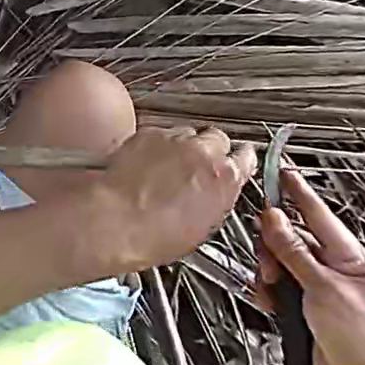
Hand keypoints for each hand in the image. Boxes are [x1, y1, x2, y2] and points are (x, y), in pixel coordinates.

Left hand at [87, 126, 256, 272]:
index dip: (241, 160)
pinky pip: (161, 133)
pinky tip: (149, 162)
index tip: (238, 161)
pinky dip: (159, 144)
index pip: (246, 157)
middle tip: (198, 166)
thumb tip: (215, 192)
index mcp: (225, 178)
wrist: (119, 217)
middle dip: (211, 149)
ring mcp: (175, 139)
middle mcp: (203, 151)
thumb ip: (217, 198)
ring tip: (170, 166)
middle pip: (217, 138)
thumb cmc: (158, 232)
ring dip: (183, 146)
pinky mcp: (149, 132)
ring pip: (188, 133)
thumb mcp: (205, 225)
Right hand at [257, 168, 364, 364]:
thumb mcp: (325, 289)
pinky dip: (272, 290)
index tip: (282, 170)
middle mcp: (339, 272)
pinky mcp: (310, 310)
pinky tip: (273, 300)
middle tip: (266, 255)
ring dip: (271, 270)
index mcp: (354, 260)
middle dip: (275, 245)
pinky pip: (282, 286)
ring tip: (271, 285)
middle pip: (294, 239)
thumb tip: (273, 218)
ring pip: (284, 262)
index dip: (298, 191)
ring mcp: (324, 291)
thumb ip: (294, 251)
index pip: (319, 214)